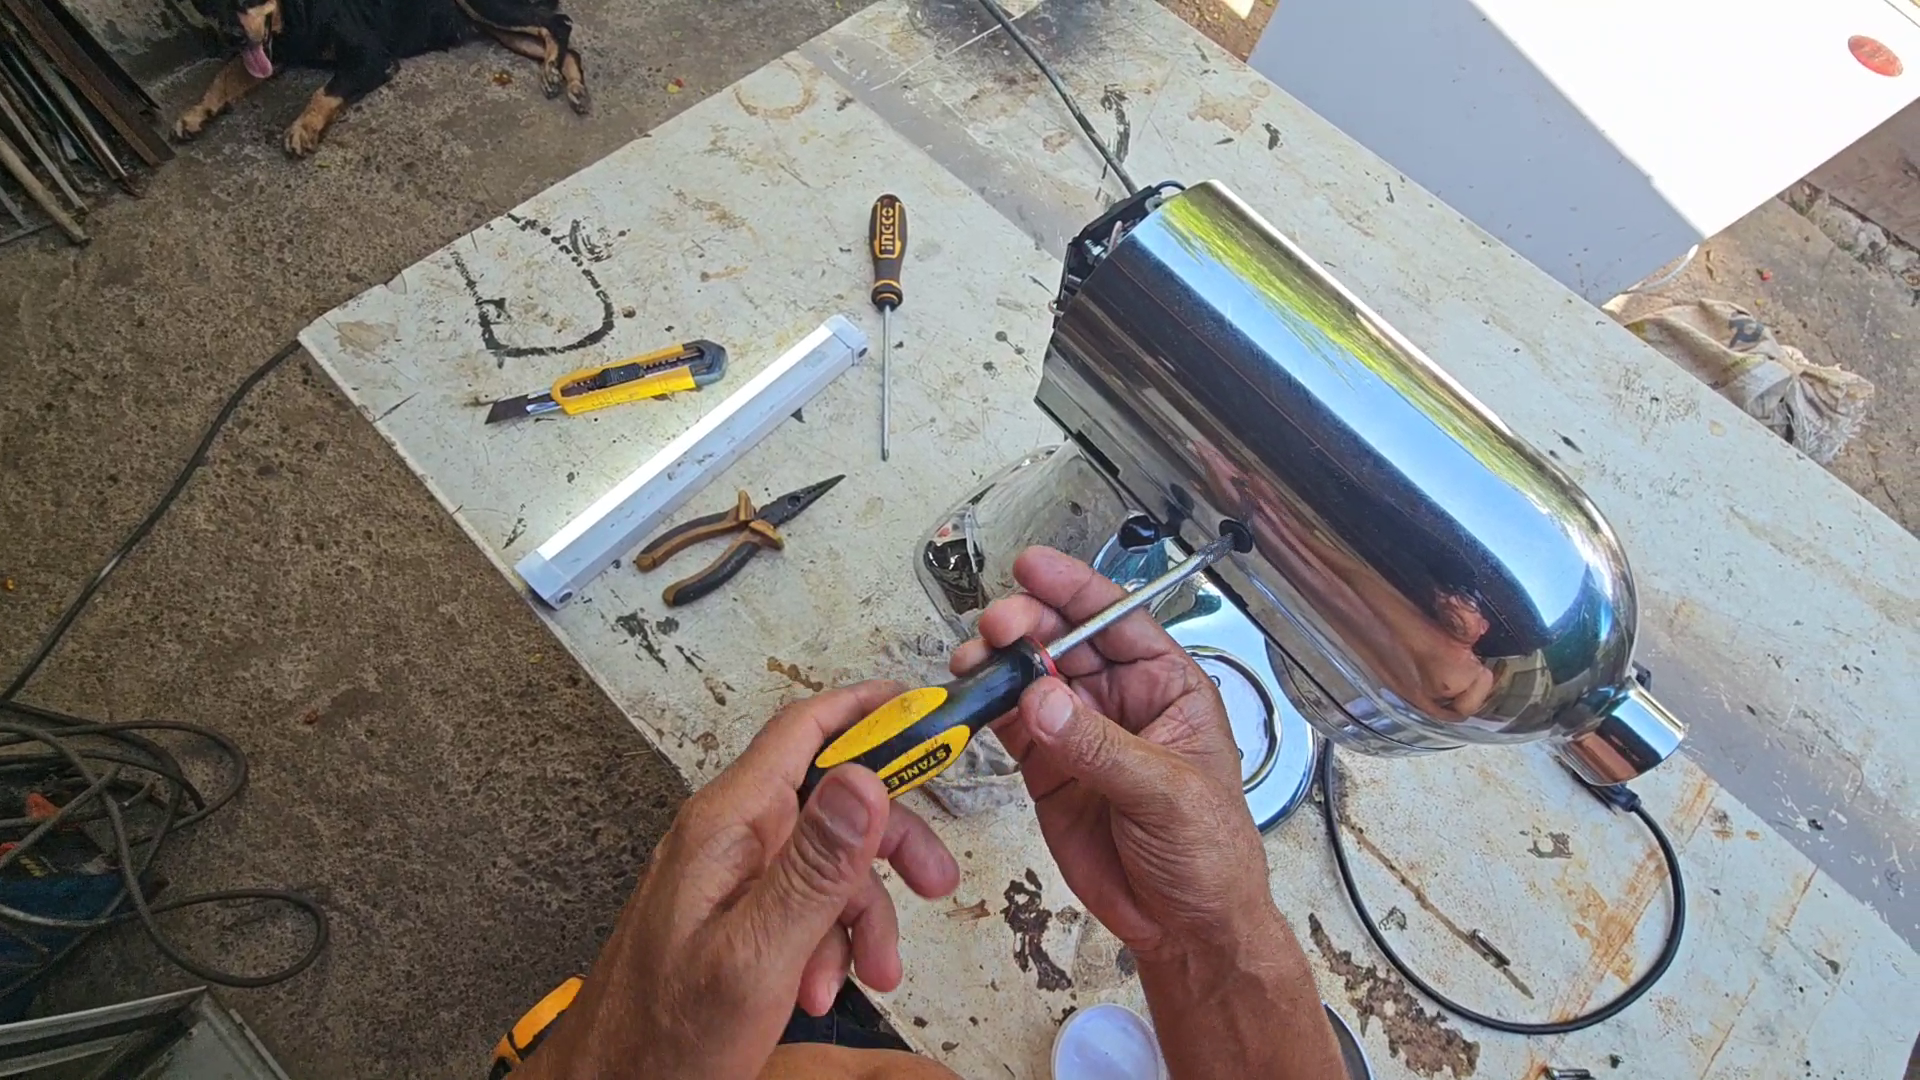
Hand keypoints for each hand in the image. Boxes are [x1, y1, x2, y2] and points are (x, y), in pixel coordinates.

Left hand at [520, 681, 959, 1079]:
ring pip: (829, 856)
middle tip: (935, 879)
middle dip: (890, 837)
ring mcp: (736, 871)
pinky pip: (807, 899)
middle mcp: (733, 833)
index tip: (922, 708)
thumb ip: (815, 866)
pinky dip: (833, 937)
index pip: (804, 729)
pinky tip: (827, 985)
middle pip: (833, 797)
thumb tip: (865, 779)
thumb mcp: (756, 956)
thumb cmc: (665, 1042)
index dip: (867, 708)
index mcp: (729, 821)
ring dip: (863, 909)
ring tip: (876, 967)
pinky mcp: (741, 908)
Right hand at [951, 547, 1278, 962]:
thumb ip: (1102, 746)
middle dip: (1027, 624)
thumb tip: (1042, 700)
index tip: (1034, 568)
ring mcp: (1079, 728)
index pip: (1116, 620)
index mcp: (1165, 685)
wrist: (1182, 927)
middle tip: (996, 627)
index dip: (1074, 589)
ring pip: (1030, 676)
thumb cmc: (1208, 853)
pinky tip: (972, 697)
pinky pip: (1012, 723)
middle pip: (1063, 640)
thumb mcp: (1167, 793)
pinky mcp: (1047, 764)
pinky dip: (988, 708)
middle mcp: (1118, 697)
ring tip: (973, 660)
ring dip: (999, 662)